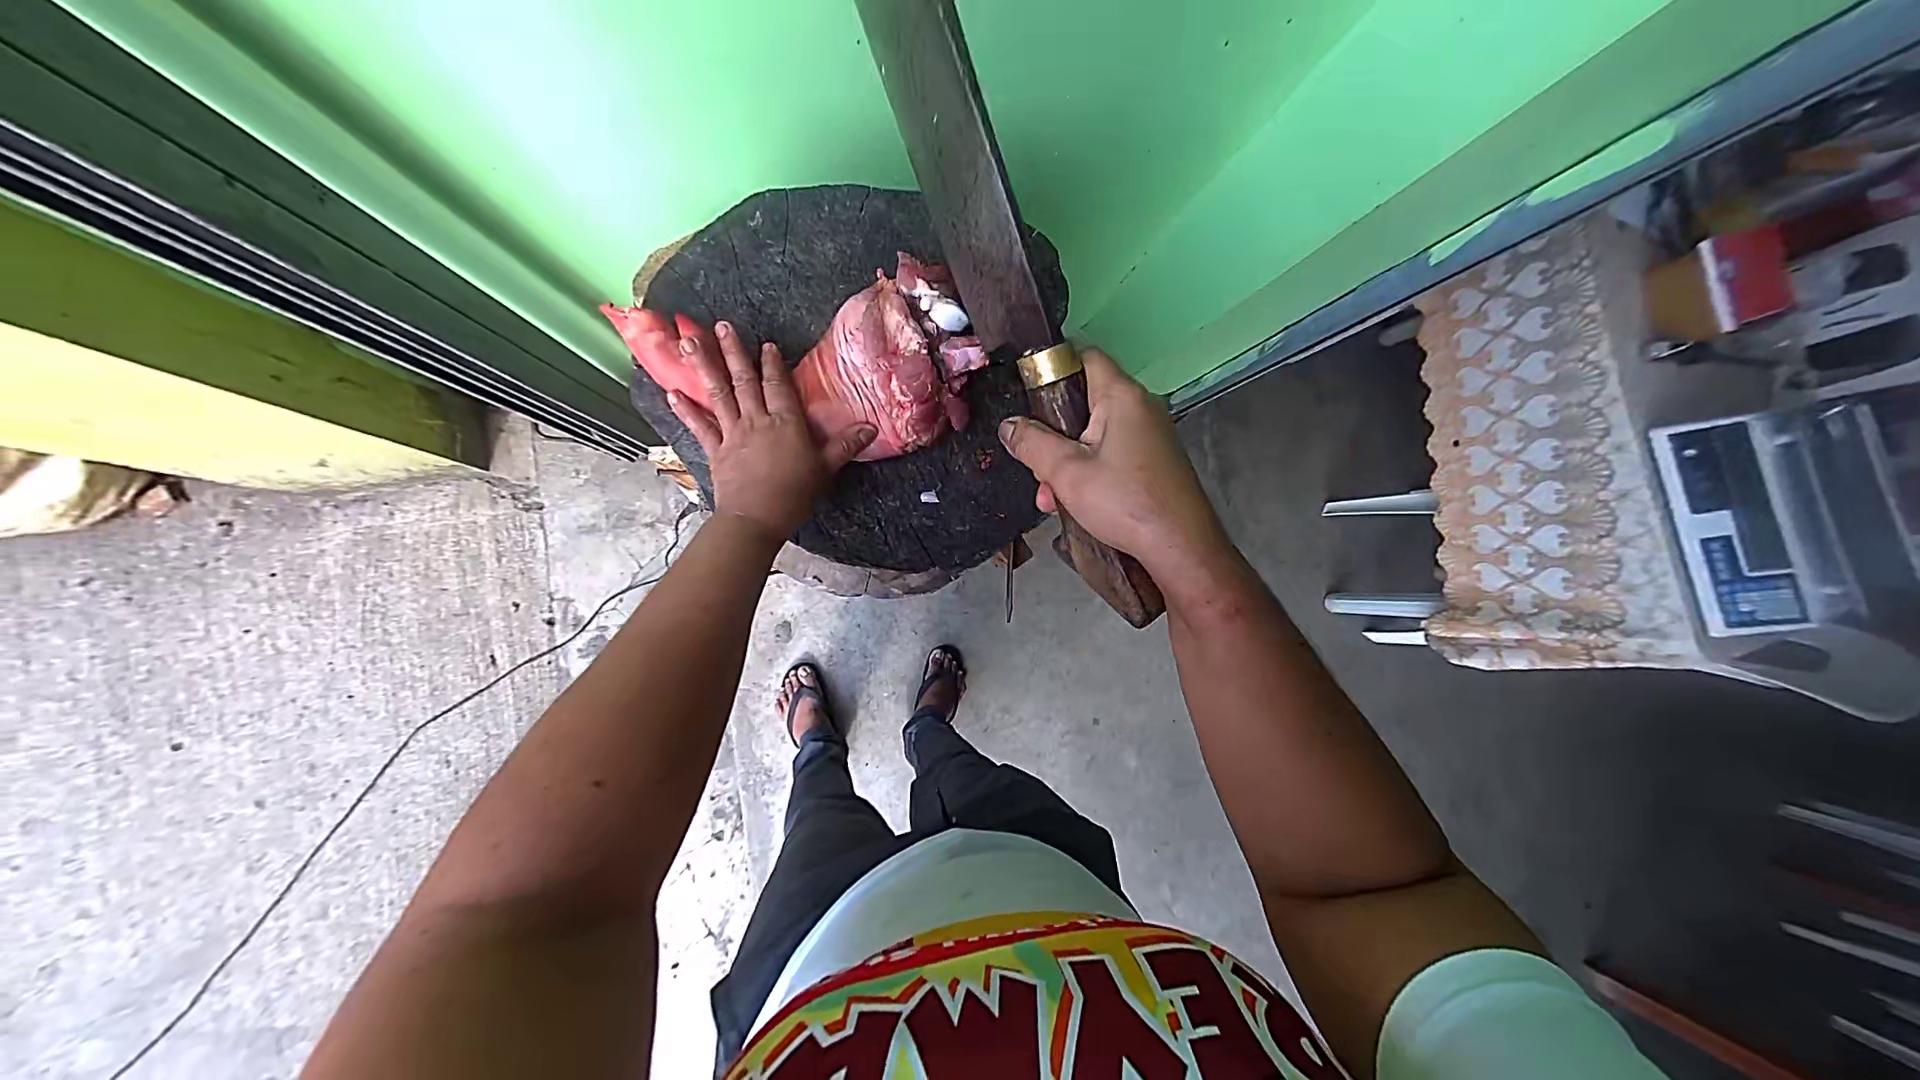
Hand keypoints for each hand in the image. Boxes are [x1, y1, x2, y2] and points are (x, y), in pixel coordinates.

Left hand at [667, 319, 875, 542]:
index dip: (773, 364)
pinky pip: (700, 426)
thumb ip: (845, 445)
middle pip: (744, 381)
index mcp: (786, 423)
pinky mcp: (716, 450)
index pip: (778, 386)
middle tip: (722, 325)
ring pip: (719, 394)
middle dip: (734, 351)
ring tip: (688, 340)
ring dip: (704, 366)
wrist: (756, 519)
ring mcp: (733, 434)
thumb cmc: (794, 494)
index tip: (766, 344)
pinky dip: (687, 409)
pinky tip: (672, 392)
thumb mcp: (826, 469)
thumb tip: (871, 428)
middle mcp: (757, 421)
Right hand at [997, 347, 1229, 582]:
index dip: (1051, 368)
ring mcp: (1149, 436)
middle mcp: (1140, 408)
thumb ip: (1032, 443)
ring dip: (1065, 463)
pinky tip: (1073, 505)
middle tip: (1035, 465)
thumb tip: (1009, 426)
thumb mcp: (1066, 473)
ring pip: (1092, 436)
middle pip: (1082, 403)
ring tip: (1050, 498)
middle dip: (1051, 435)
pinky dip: (1087, 474)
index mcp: (1122, 397)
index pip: (1084, 356)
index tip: (1026, 395)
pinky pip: (1109, 456)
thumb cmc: (1127, 504)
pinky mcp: (1152, 462)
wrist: (1181, 549)